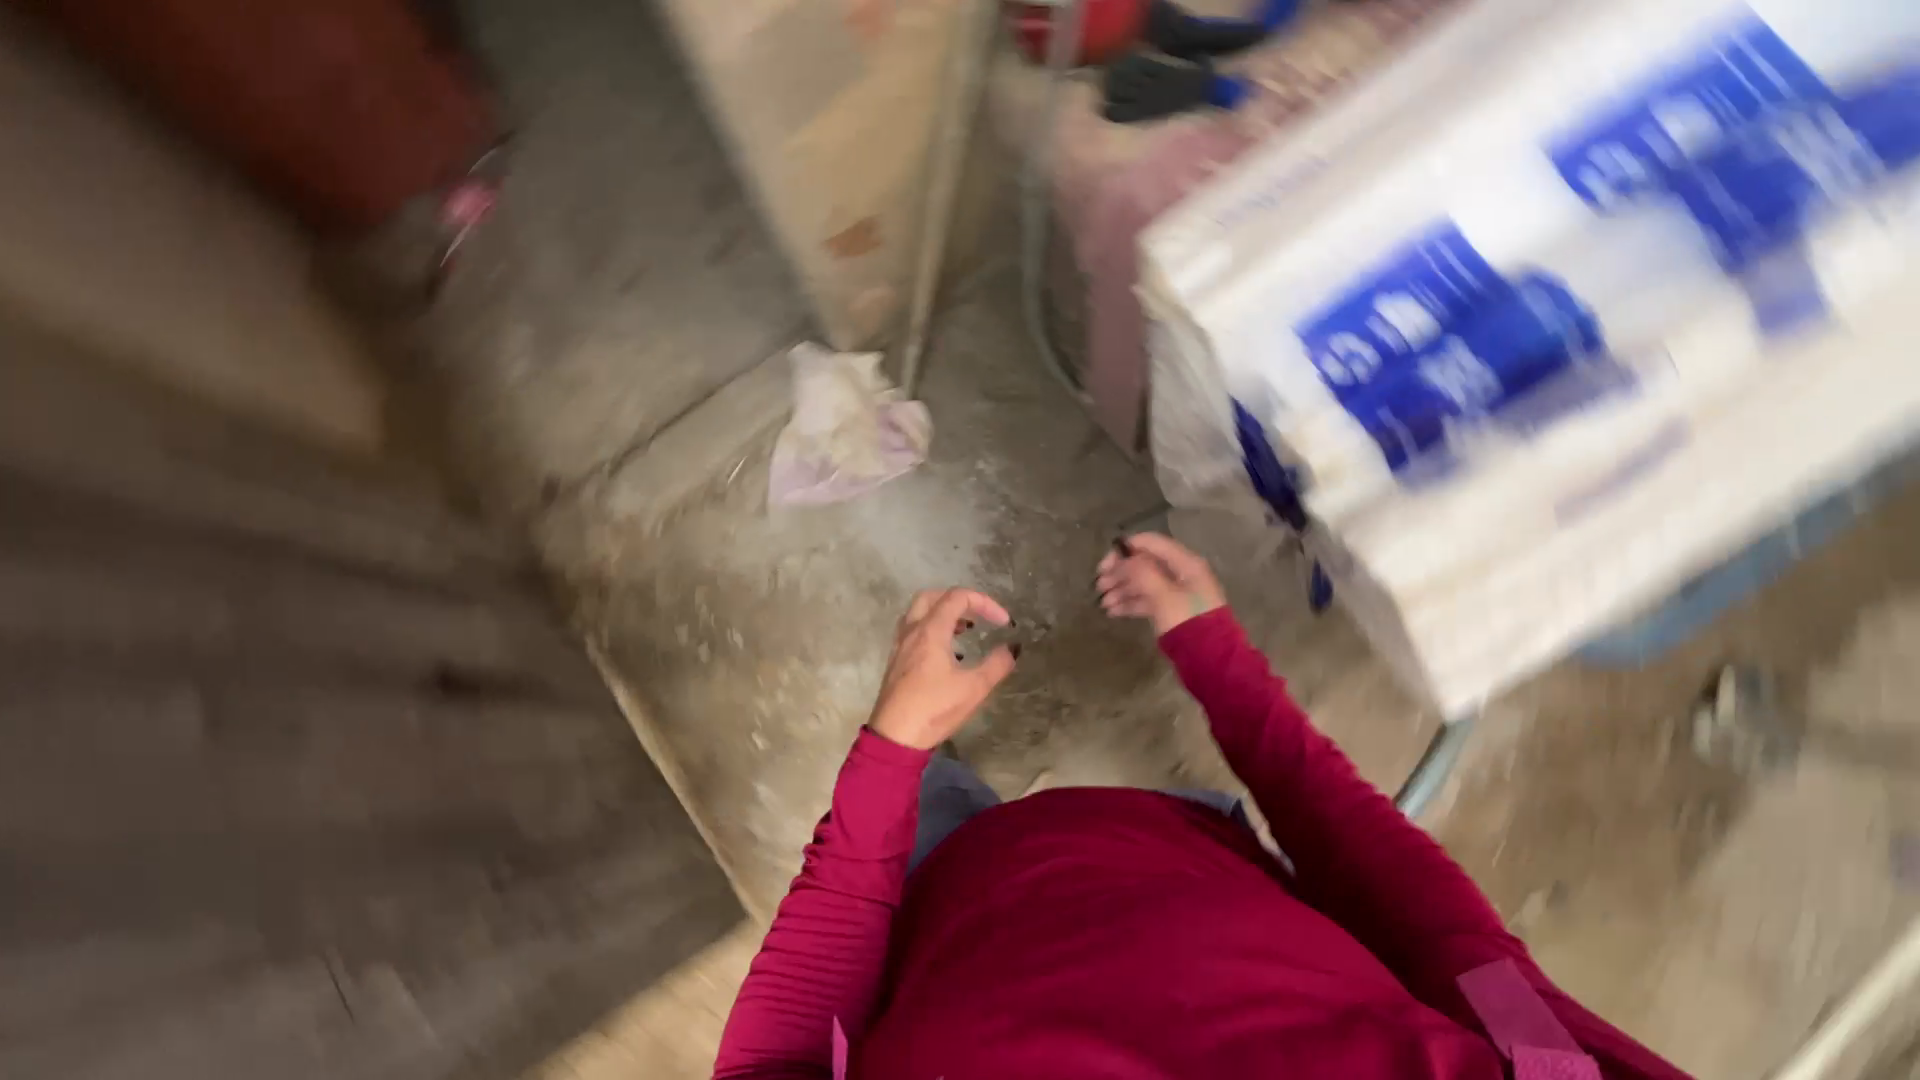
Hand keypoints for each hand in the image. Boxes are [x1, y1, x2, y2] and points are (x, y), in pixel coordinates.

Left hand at [869, 588, 1018, 750]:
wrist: (896, 736)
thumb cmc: (935, 709)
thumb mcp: (974, 688)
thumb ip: (997, 664)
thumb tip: (1011, 648)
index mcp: (930, 630)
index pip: (957, 597)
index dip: (984, 602)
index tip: (1003, 622)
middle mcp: (912, 631)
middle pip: (931, 596)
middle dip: (958, 600)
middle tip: (978, 615)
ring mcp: (900, 645)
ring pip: (918, 613)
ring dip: (942, 613)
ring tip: (965, 630)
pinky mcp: (896, 660)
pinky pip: (913, 630)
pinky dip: (931, 628)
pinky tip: (946, 652)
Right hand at [1096, 532, 1225, 634]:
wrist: (1208, 657)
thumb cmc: (1186, 620)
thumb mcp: (1162, 593)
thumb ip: (1140, 572)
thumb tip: (1122, 561)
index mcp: (1184, 562)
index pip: (1150, 543)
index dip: (1125, 550)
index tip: (1104, 566)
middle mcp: (1180, 573)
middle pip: (1144, 564)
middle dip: (1120, 573)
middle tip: (1099, 585)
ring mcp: (1176, 593)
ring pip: (1144, 583)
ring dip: (1122, 589)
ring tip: (1104, 602)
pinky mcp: (1172, 611)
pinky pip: (1148, 600)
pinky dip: (1131, 603)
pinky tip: (1113, 611)